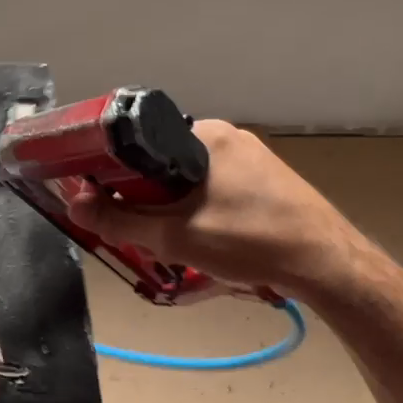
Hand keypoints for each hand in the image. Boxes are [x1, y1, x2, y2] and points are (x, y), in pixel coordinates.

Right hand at [65, 120, 370, 298]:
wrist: (329, 266)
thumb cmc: (250, 240)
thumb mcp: (173, 236)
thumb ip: (118, 221)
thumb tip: (73, 203)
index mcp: (204, 135)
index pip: (138, 145)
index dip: (112, 173)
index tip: (100, 200)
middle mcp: (226, 138)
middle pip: (160, 166)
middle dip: (143, 200)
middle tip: (138, 232)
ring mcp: (250, 159)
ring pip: (186, 182)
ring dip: (170, 211)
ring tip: (172, 243)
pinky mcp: (265, 182)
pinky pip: (212, 191)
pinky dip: (197, 213)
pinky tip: (202, 242)